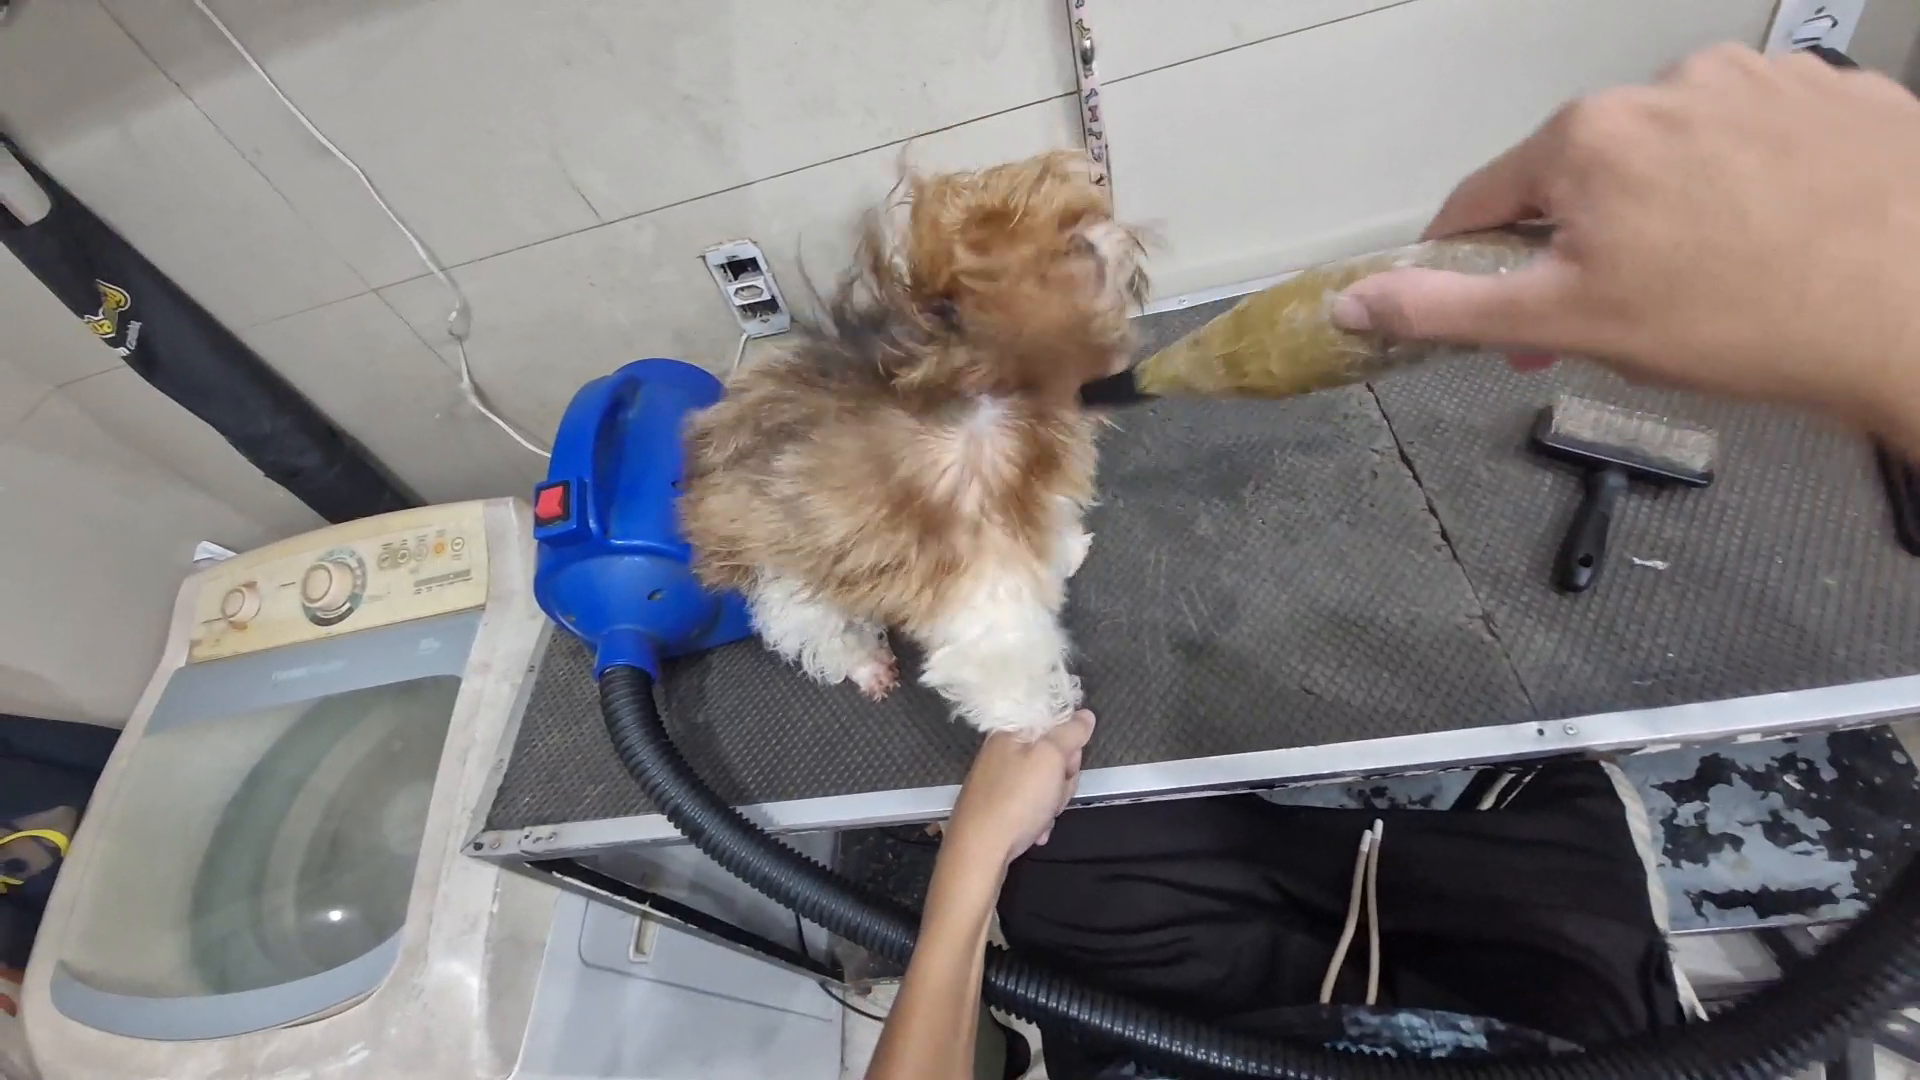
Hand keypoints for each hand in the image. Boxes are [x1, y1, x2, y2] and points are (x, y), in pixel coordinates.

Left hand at [945, 711, 1094, 865]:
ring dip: (1052, 802)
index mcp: (1011, 732)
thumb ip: (1070, 733)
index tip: (1068, 764)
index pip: (1054, 725)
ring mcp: (998, 780)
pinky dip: (1038, 818)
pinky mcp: (997, 805)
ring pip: (1044, 783)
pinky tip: (1036, 831)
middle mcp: (1002, 751)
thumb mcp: (1050, 758)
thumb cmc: (1017, 799)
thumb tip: (1085, 715)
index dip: (1069, 746)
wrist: (979, 850)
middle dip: (1062, 778)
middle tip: (1055, 792)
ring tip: (1043, 816)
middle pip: (1051, 756)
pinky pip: (1030, 804)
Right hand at [1331, 45, 1919, 447]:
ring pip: (1644, 163)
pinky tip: (1744, 242)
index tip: (1492, 311)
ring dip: (1630, 221)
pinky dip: (1710, 192)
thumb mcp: (1553, 321)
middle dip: (1556, 250)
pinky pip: (1725, 146)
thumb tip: (1344, 304)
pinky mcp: (1831, 92)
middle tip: (1587, 318)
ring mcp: (1756, 79)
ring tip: (1675, 284)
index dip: (1467, 264)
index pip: (1477, 202)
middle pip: (1562, 182)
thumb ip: (1437, 308)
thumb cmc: (1721, 319)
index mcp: (1583, 136)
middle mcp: (1663, 85)